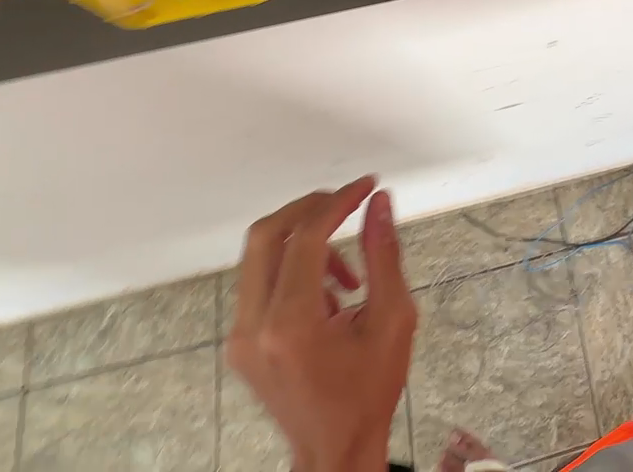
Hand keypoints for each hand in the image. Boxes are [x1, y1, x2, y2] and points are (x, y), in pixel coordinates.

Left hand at [227, 179, 416, 471]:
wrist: (334, 450)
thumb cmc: (370, 390)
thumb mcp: (393, 319)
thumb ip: (384, 254)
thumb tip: (379, 203)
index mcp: (292, 323)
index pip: (306, 237)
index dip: (339, 202)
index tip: (367, 187)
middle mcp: (253, 327)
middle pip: (265, 235)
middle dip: (309, 208)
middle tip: (347, 201)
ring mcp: (239, 337)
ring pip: (259, 256)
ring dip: (303, 241)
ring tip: (350, 270)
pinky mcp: (239, 343)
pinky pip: (260, 283)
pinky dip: (293, 269)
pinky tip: (331, 294)